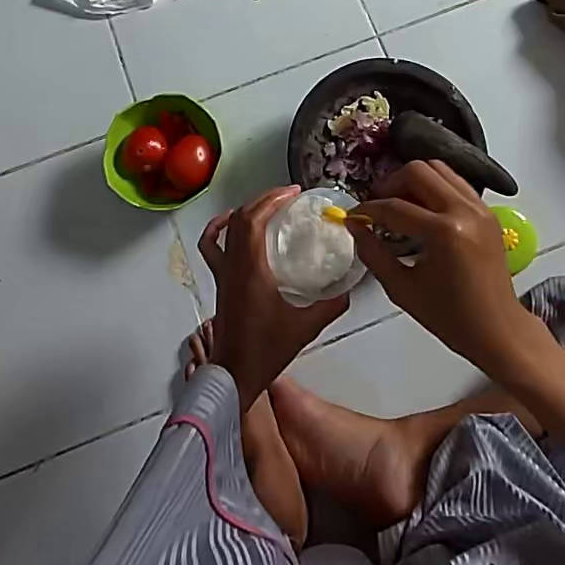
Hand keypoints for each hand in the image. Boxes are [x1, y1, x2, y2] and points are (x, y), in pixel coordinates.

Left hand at [199, 186, 348, 406]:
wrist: (236, 372)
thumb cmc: (269, 349)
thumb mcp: (307, 326)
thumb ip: (332, 304)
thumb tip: (354, 285)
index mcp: (251, 269)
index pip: (253, 220)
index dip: (271, 200)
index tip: (294, 193)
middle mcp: (232, 264)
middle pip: (240, 218)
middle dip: (263, 200)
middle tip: (288, 196)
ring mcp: (222, 272)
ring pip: (226, 228)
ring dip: (245, 211)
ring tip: (267, 205)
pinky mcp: (219, 281)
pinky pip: (210, 247)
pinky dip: (217, 229)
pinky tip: (231, 223)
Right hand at [347, 161, 549, 378]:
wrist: (498, 330)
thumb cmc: (449, 316)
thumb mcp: (400, 287)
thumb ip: (372, 252)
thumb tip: (354, 226)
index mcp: (444, 232)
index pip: (393, 207)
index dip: (366, 211)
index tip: (353, 218)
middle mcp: (465, 212)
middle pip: (417, 172)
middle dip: (389, 185)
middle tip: (377, 206)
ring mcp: (480, 209)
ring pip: (438, 169)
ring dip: (412, 182)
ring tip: (398, 205)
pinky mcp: (487, 212)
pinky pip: (454, 182)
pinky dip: (432, 187)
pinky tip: (420, 210)